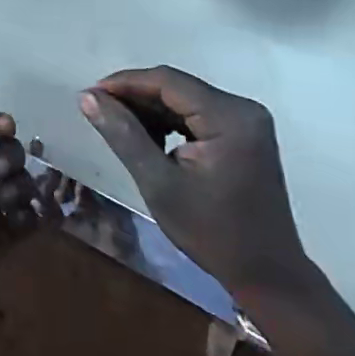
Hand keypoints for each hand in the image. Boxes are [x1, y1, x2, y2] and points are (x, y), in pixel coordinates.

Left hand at [0, 70, 44, 311]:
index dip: (1, 125)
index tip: (6, 128)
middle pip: (12, 154)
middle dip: (11, 159)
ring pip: (24, 184)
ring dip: (19, 188)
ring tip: (4, 204)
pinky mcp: (6, 237)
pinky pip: (33, 219)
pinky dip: (34, 216)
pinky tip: (21, 219)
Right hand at [80, 66, 306, 290]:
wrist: (266, 274)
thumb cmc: (212, 233)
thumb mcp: (159, 184)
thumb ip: (124, 135)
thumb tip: (88, 98)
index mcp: (229, 116)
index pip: (169, 81)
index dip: (126, 83)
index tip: (90, 95)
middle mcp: (243, 108)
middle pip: (178, 88)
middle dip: (136, 97)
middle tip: (98, 112)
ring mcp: (246, 120)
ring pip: (186, 101)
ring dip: (151, 110)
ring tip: (117, 127)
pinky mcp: (244, 134)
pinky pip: (199, 116)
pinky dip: (171, 123)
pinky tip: (148, 139)